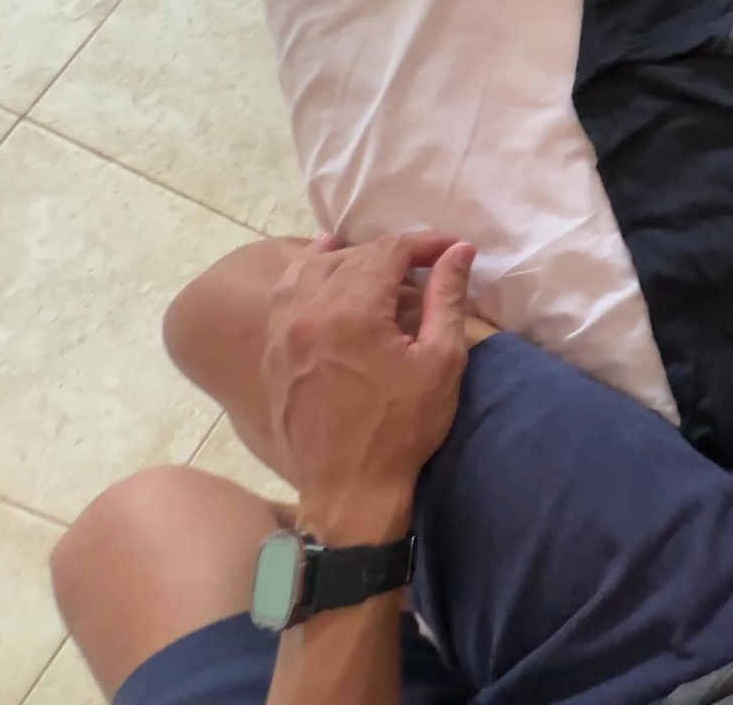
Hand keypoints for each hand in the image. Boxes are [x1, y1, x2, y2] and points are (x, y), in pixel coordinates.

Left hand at [261, 231, 475, 541]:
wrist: (350, 488)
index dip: (425, 243)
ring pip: (310, 269)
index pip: (389, 252)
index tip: (454, 248)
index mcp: (351, 313)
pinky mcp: (272, 353)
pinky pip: (284, 295)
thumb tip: (459, 251)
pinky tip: (320, 265)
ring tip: (377, 254)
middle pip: (352, 257)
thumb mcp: (442, 359)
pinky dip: (307, 273)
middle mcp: (308, 313)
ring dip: (349, 255)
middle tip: (431, 260)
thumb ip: (447, 297)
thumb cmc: (405, 425)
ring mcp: (282, 333)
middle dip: (395, 251)